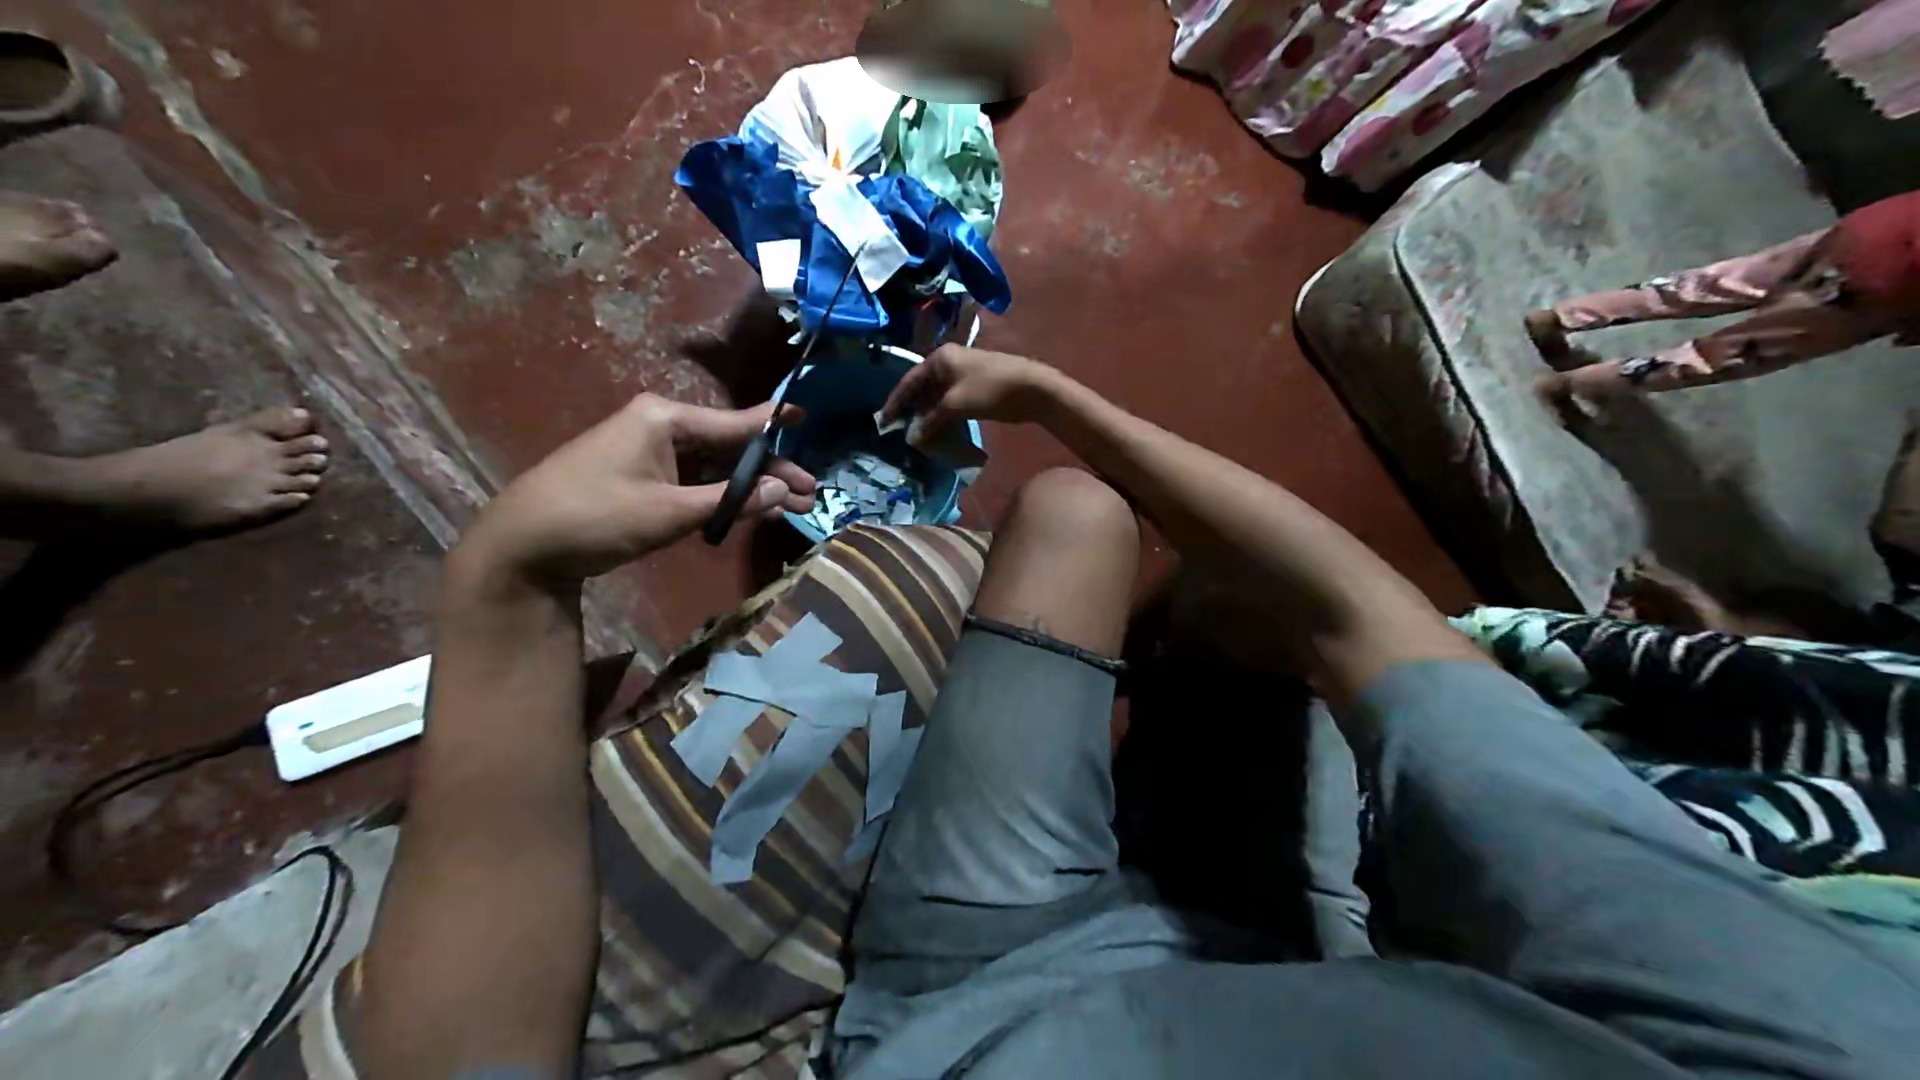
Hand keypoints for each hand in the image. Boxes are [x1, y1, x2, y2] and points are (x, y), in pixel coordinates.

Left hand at [456, 394, 815, 586]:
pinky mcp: (643, 476)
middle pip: (729, 447)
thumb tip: (779, 490)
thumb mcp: (670, 512)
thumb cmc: (597, 517)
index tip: (807, 419)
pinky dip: (721, 496)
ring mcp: (650, 452)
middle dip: (768, 473)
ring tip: (790, 508)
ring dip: (749, 488)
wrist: (524, 544)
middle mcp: (661, 427)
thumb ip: (729, 501)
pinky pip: (694, 480)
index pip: (734, 421)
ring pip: (714, 467)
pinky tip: (749, 510)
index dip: (773, 424)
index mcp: (665, 419)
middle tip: (808, 494)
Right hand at [880, 344, 1058, 438]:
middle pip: (923, 387)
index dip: (895, 401)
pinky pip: (951, 401)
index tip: (884, 421)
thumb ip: (931, 420)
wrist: (1031, 388)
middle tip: (899, 430)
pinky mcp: (976, 388)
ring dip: (928, 414)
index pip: (909, 380)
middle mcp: (949, 362)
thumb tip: (914, 436)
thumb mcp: (955, 405)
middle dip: (912, 409)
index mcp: (940, 358)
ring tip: (917, 434)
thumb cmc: (989, 389)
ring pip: (937, 396)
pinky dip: (943, 415)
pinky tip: (938, 430)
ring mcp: (964, 374)